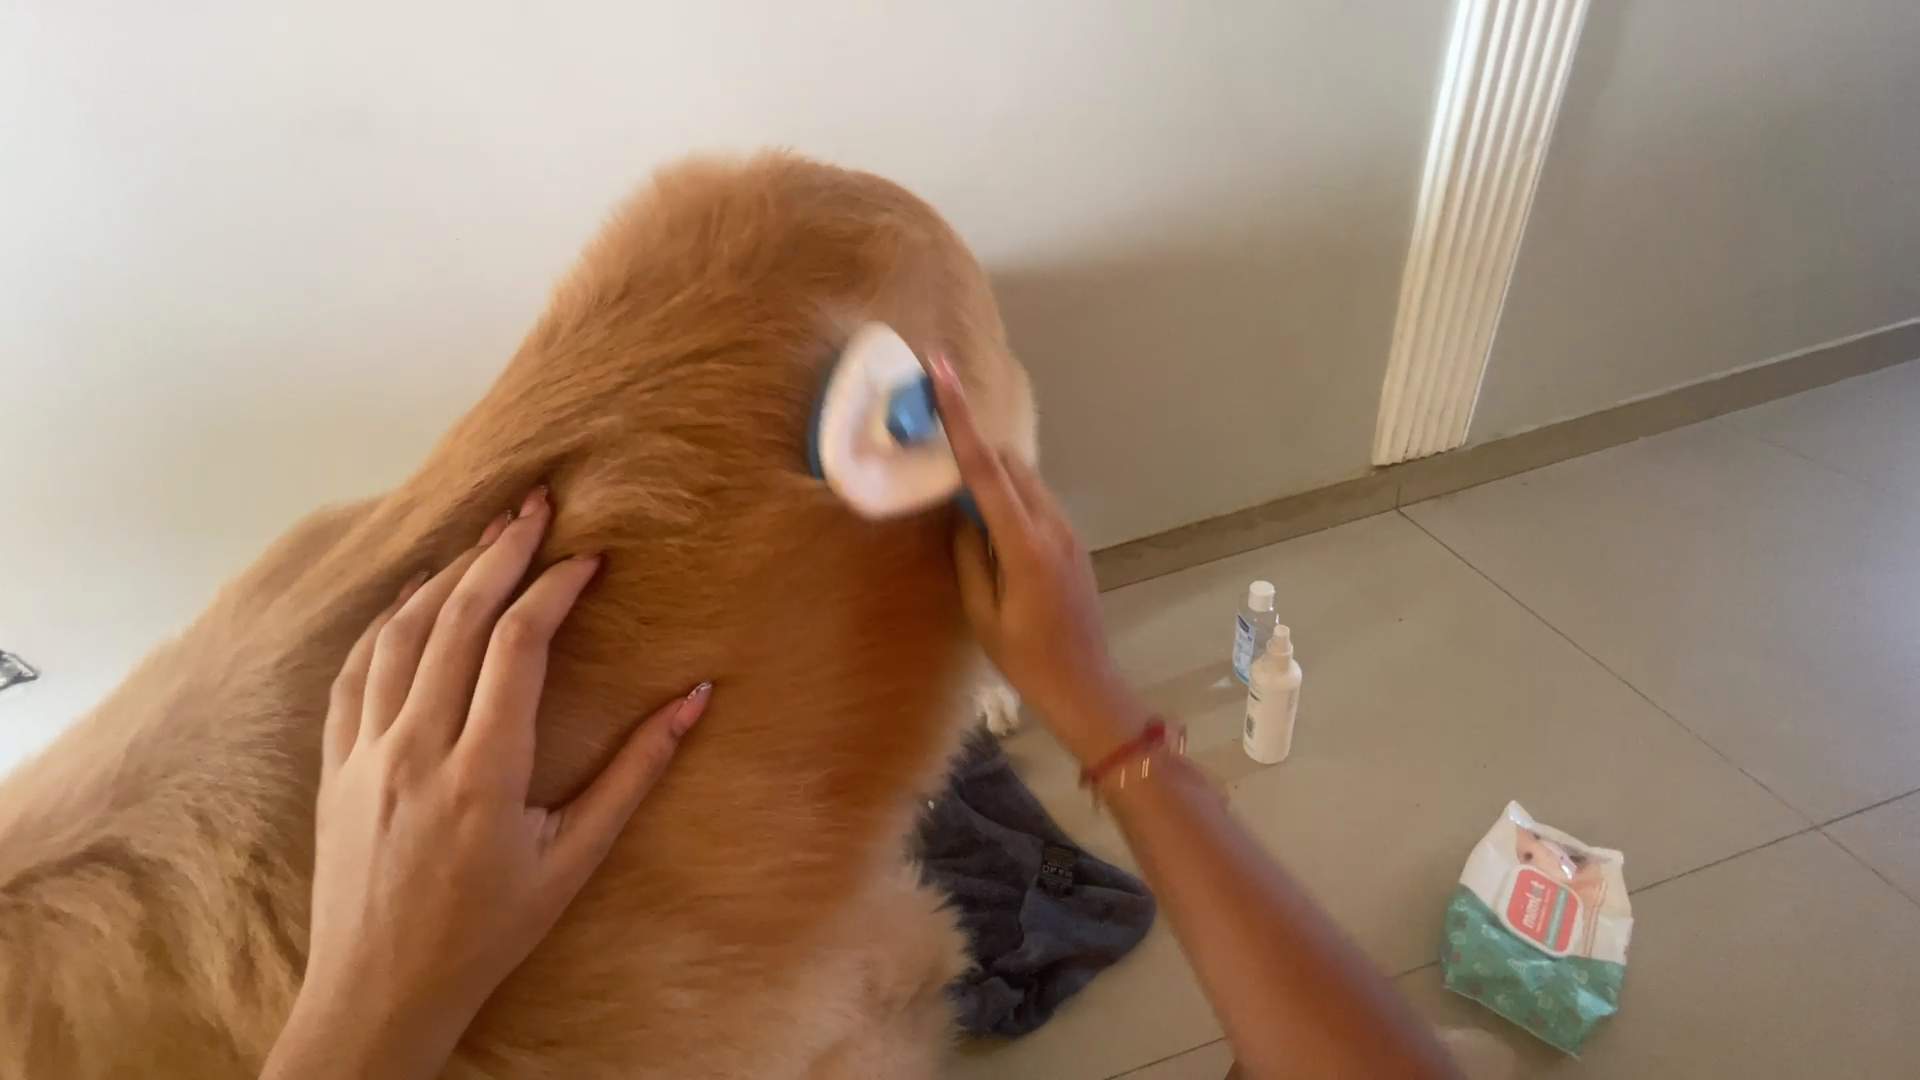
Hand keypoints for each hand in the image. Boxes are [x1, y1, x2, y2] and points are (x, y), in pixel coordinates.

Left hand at [264, 489, 711, 1079]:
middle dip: (500, 553)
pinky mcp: (338, 765)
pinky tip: (417, 593)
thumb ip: (640, 770)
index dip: (554, 589)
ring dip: (446, 574)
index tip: (588, 558)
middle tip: (535, 504)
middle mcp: (415, 749)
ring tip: (487, 533)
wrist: (376, 996)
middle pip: (454, 620)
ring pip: (399, 634)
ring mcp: (365, 754)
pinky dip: (389, 618)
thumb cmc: (492, 928)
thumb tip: (696, 700)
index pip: (517, 646)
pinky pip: (357, 670)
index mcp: (483, 771)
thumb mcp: (579, 854)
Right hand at [929, 356, 1148, 764]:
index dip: (960, 420)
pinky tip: (991, 523)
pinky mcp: (1073, 542)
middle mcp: (1052, 526)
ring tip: (961, 493)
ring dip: (992, 476)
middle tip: (938, 444)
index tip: (942, 374)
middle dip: (974, 446)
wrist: (1086, 686)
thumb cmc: (1027, 660)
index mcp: (1025, 544)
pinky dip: (1009, 498)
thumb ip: (970, 553)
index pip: (986, 470)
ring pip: (1024, 481)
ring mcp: (1068, 531)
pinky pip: (1035, 502)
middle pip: (1009, 464)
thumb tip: (962, 511)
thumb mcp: (983, 612)